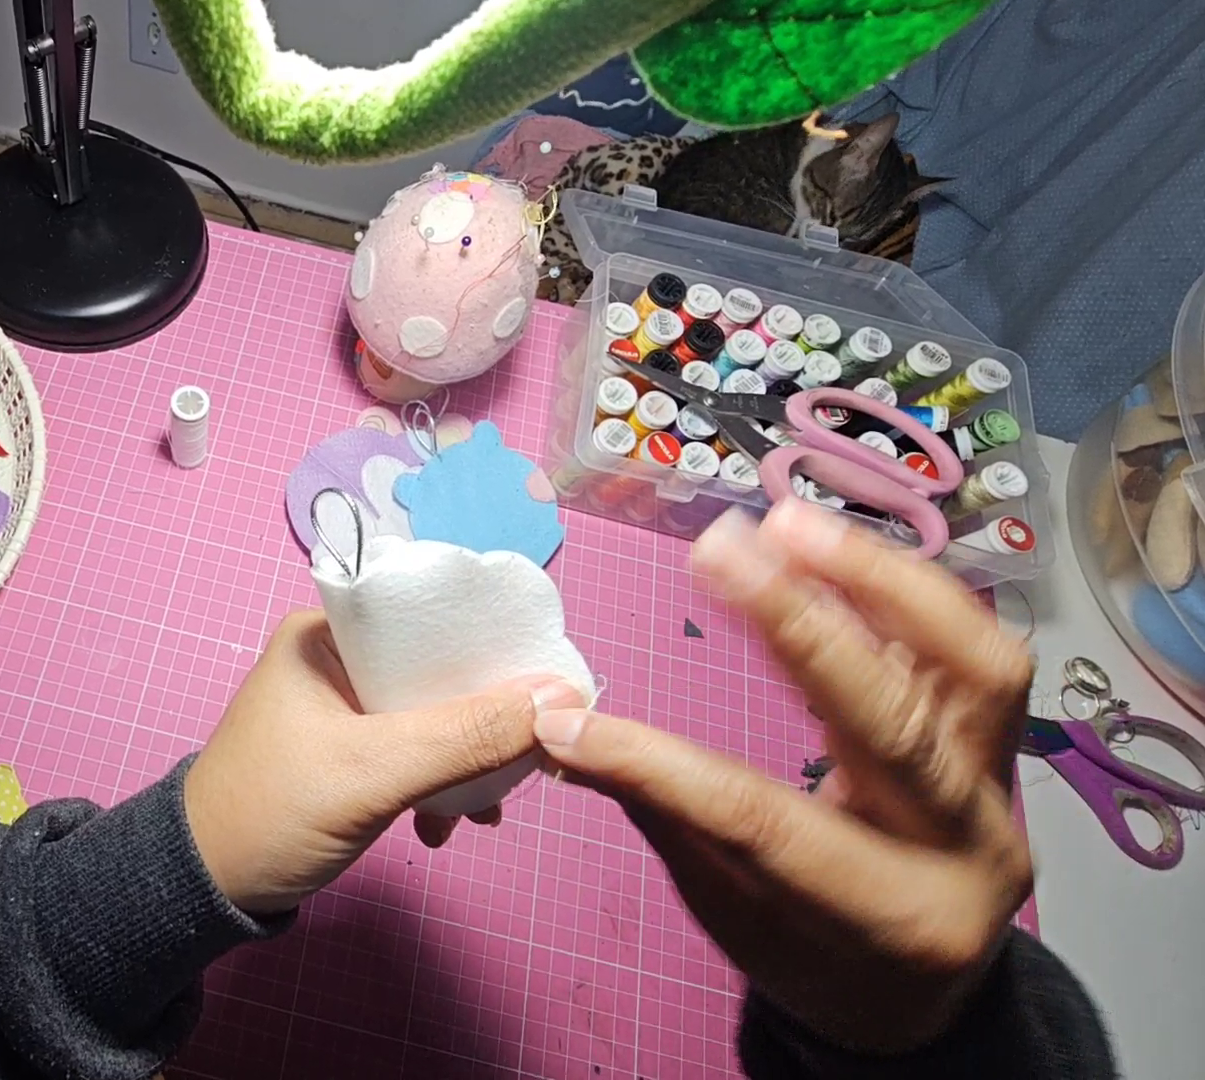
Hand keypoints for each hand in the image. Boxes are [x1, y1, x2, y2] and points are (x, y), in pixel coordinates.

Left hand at [184, 610, 583, 914]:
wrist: (209, 884)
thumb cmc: (273, 811)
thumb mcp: (372, 771)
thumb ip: (464, 735)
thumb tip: (559, 695)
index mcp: (326, 635)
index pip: (425, 618)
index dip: (488, 648)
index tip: (543, 690)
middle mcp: (335, 658)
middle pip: (434, 671)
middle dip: (482, 719)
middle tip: (524, 760)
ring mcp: (340, 705)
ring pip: (428, 715)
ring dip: (463, 760)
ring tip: (483, 810)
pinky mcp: (346, 747)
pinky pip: (411, 749)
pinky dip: (436, 781)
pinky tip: (447, 822)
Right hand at [531, 500, 1033, 1052]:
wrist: (918, 989)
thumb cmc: (805, 953)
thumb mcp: (722, 906)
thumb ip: (656, 808)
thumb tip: (559, 729)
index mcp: (885, 910)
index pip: (753, 815)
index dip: (648, 761)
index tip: (560, 718)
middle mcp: (965, 844)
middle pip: (894, 721)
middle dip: (797, 624)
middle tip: (718, 549)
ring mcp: (996, 787)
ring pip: (972, 666)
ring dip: (876, 580)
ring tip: (788, 522)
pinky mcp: (991, 743)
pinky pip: (967, 653)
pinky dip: (900, 588)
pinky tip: (829, 545)